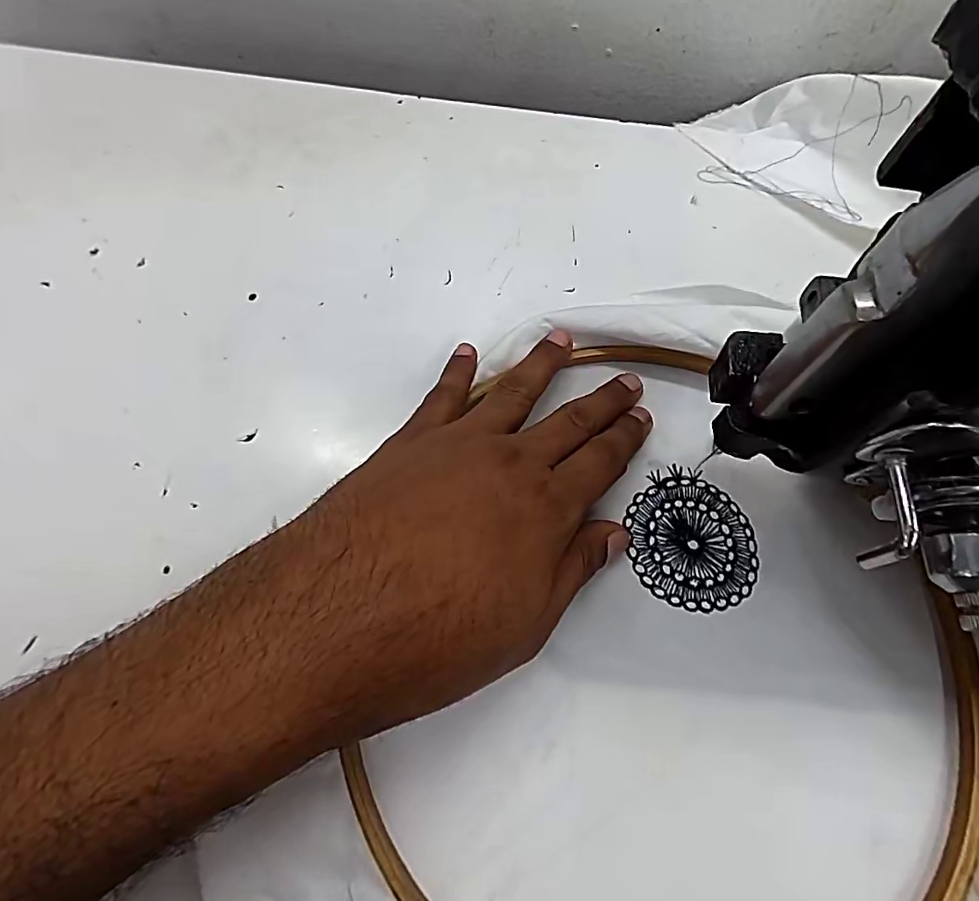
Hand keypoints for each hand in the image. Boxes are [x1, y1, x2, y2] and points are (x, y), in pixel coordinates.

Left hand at [207, 330, 652, 746]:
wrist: (339, 615)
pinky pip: (443, 395)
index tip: (639, 418)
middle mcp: (510, 464)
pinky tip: (469, 353)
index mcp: (545, 509)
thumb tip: (613, 533)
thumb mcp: (525, 624)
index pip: (599, 463)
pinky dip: (459, 370)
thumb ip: (571, 570)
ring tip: (562, 341)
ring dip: (542, 364)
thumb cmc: (440, 636)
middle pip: (568, 421)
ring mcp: (460, 445)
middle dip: (602, 400)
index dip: (623, 439)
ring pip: (513, 392)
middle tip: (624, 381)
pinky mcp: (412, 441)